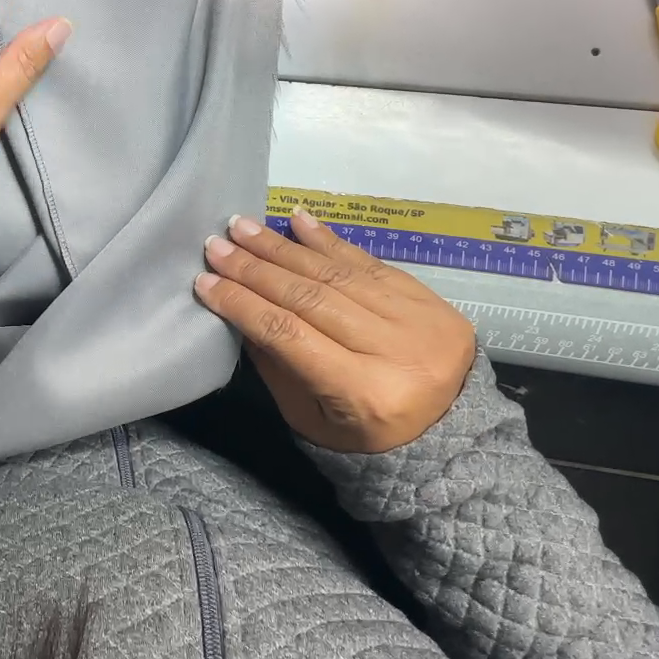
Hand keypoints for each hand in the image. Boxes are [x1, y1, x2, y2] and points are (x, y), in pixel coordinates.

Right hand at [194, 206, 476, 452]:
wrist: (453, 439)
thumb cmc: (365, 439)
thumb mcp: (309, 416)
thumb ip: (275, 361)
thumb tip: (236, 306)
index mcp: (365, 394)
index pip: (288, 334)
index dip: (242, 304)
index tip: (204, 281)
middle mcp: (397, 352)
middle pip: (309, 298)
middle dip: (254, 268)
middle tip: (215, 245)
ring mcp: (419, 321)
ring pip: (335, 274)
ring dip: (282, 246)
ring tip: (242, 225)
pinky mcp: (430, 301)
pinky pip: (369, 263)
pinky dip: (329, 240)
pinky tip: (297, 220)